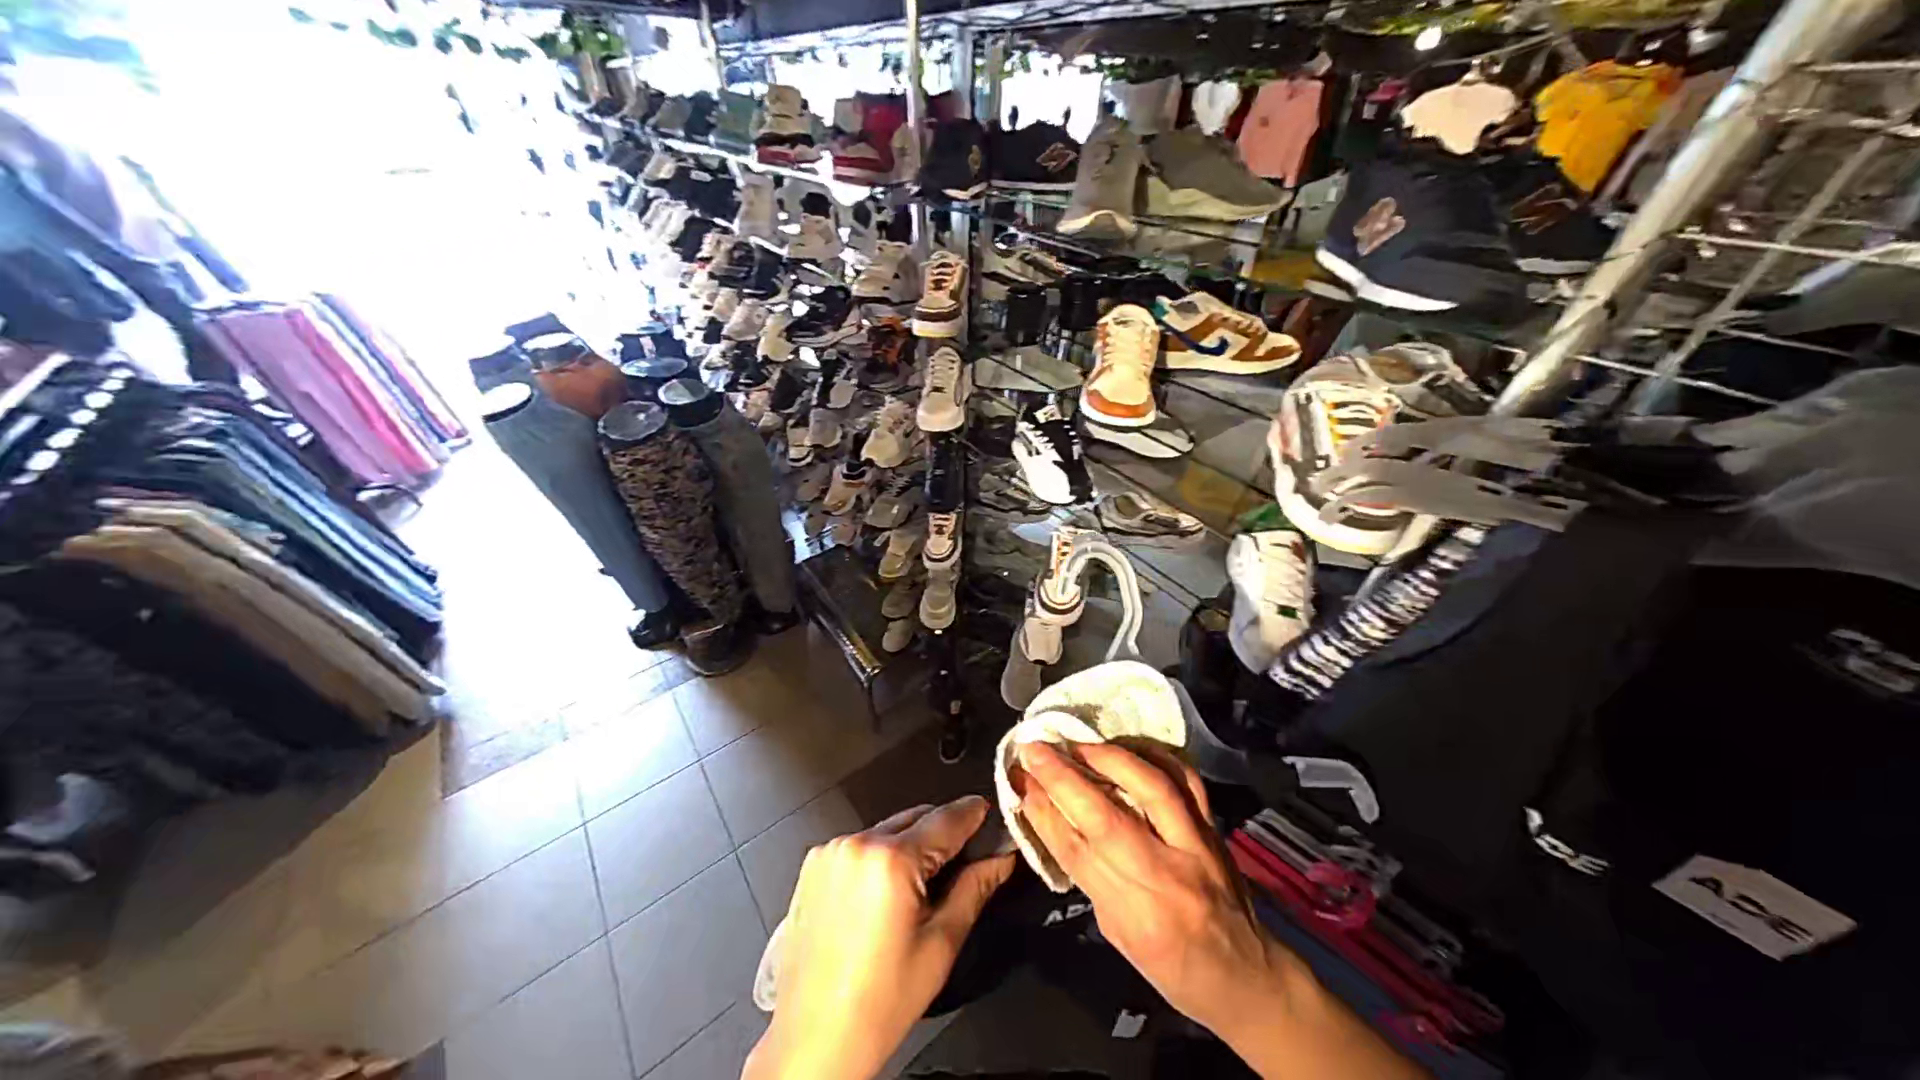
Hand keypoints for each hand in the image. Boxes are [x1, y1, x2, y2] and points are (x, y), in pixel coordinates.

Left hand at [745, 795, 1015, 1079]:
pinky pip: (860, 845)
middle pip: (916, 817)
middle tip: (963, 863)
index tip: (991, 817)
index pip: (947, 817)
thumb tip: (1002, 857)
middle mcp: (857, 844)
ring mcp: (830, 852)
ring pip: (887, 829)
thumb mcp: (941, 944)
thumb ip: (974, 888)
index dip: (975, 814)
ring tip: (919, 889)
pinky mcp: (813, 865)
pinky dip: (878, 856)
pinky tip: (884, 895)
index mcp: (891, 861)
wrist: (815, 1038)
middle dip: (942, 833)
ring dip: (909, 845)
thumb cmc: (879, 1002)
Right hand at [1014, 742, 1426, 1078]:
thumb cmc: (1175, 969)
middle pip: (1105, 817)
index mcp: (1136, 916)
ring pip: (1151, 788)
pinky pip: (1186, 779)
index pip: (1077, 853)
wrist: (1250, 978)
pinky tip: (1129, 746)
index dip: (1043, 812)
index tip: (1020, 781)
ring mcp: (1197, 847)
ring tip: (1078, 745)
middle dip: (1062, 778)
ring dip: (1108, 758)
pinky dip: (1155, 755)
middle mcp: (1167, 877)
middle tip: (1033, 749)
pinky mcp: (1215, 828)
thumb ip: (1090, 877)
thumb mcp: (1119, 935)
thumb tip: (1055, 820)